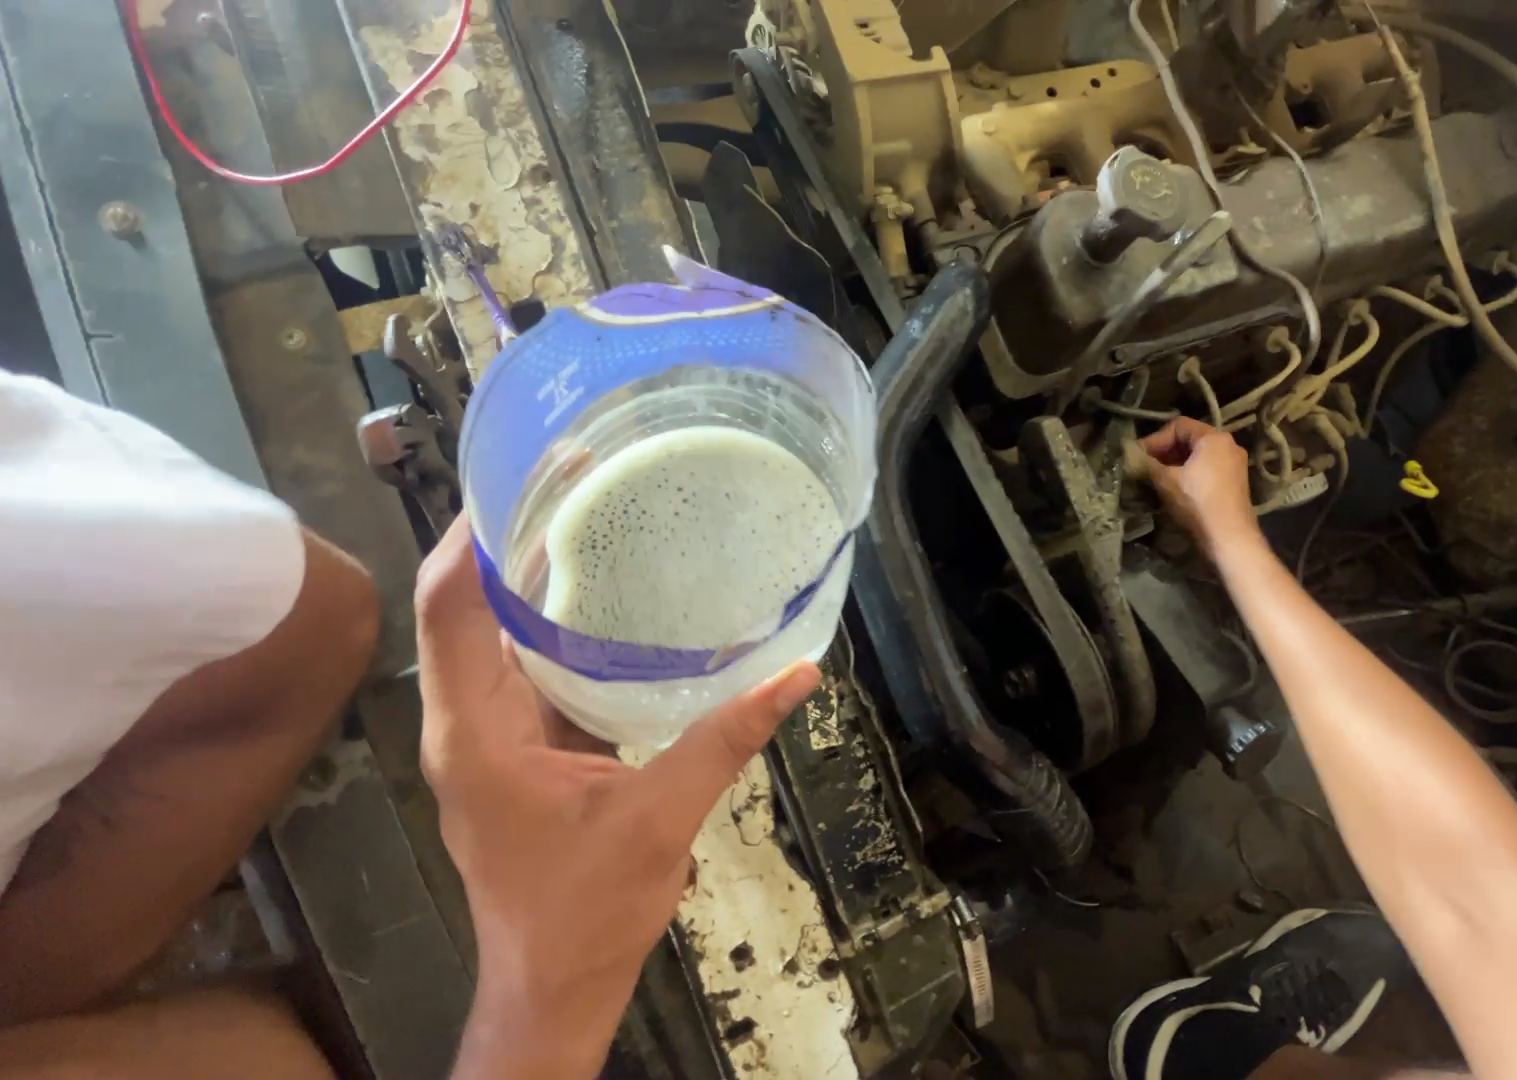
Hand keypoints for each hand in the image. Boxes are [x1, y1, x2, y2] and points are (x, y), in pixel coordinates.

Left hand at [414, 517, 819, 1078]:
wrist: (556, 984)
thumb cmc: (588, 908)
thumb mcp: (662, 818)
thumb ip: (726, 740)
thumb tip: (799, 675)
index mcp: (477, 732)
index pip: (451, 610)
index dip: (477, 540)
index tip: (522, 482)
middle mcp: (471, 722)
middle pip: (468, 609)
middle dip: (510, 541)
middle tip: (572, 482)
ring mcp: (495, 735)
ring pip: (499, 636)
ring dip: (535, 580)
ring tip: (595, 521)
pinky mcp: (524, 748)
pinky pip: (533, 667)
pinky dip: (564, 627)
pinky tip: (616, 602)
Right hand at [1140, 417, 1258, 558]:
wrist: (1229, 538)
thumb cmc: (1197, 503)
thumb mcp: (1166, 481)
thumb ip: (1147, 464)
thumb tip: (1130, 456)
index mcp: (1214, 438)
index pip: (1178, 425)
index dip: (1155, 439)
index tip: (1139, 456)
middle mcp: (1229, 445)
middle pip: (1189, 439)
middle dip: (1165, 451)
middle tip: (1145, 466)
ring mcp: (1234, 464)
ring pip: (1198, 455)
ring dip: (1175, 463)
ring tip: (1156, 478)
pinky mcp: (1234, 482)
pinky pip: (1207, 468)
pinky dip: (1189, 473)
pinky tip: (1174, 488)